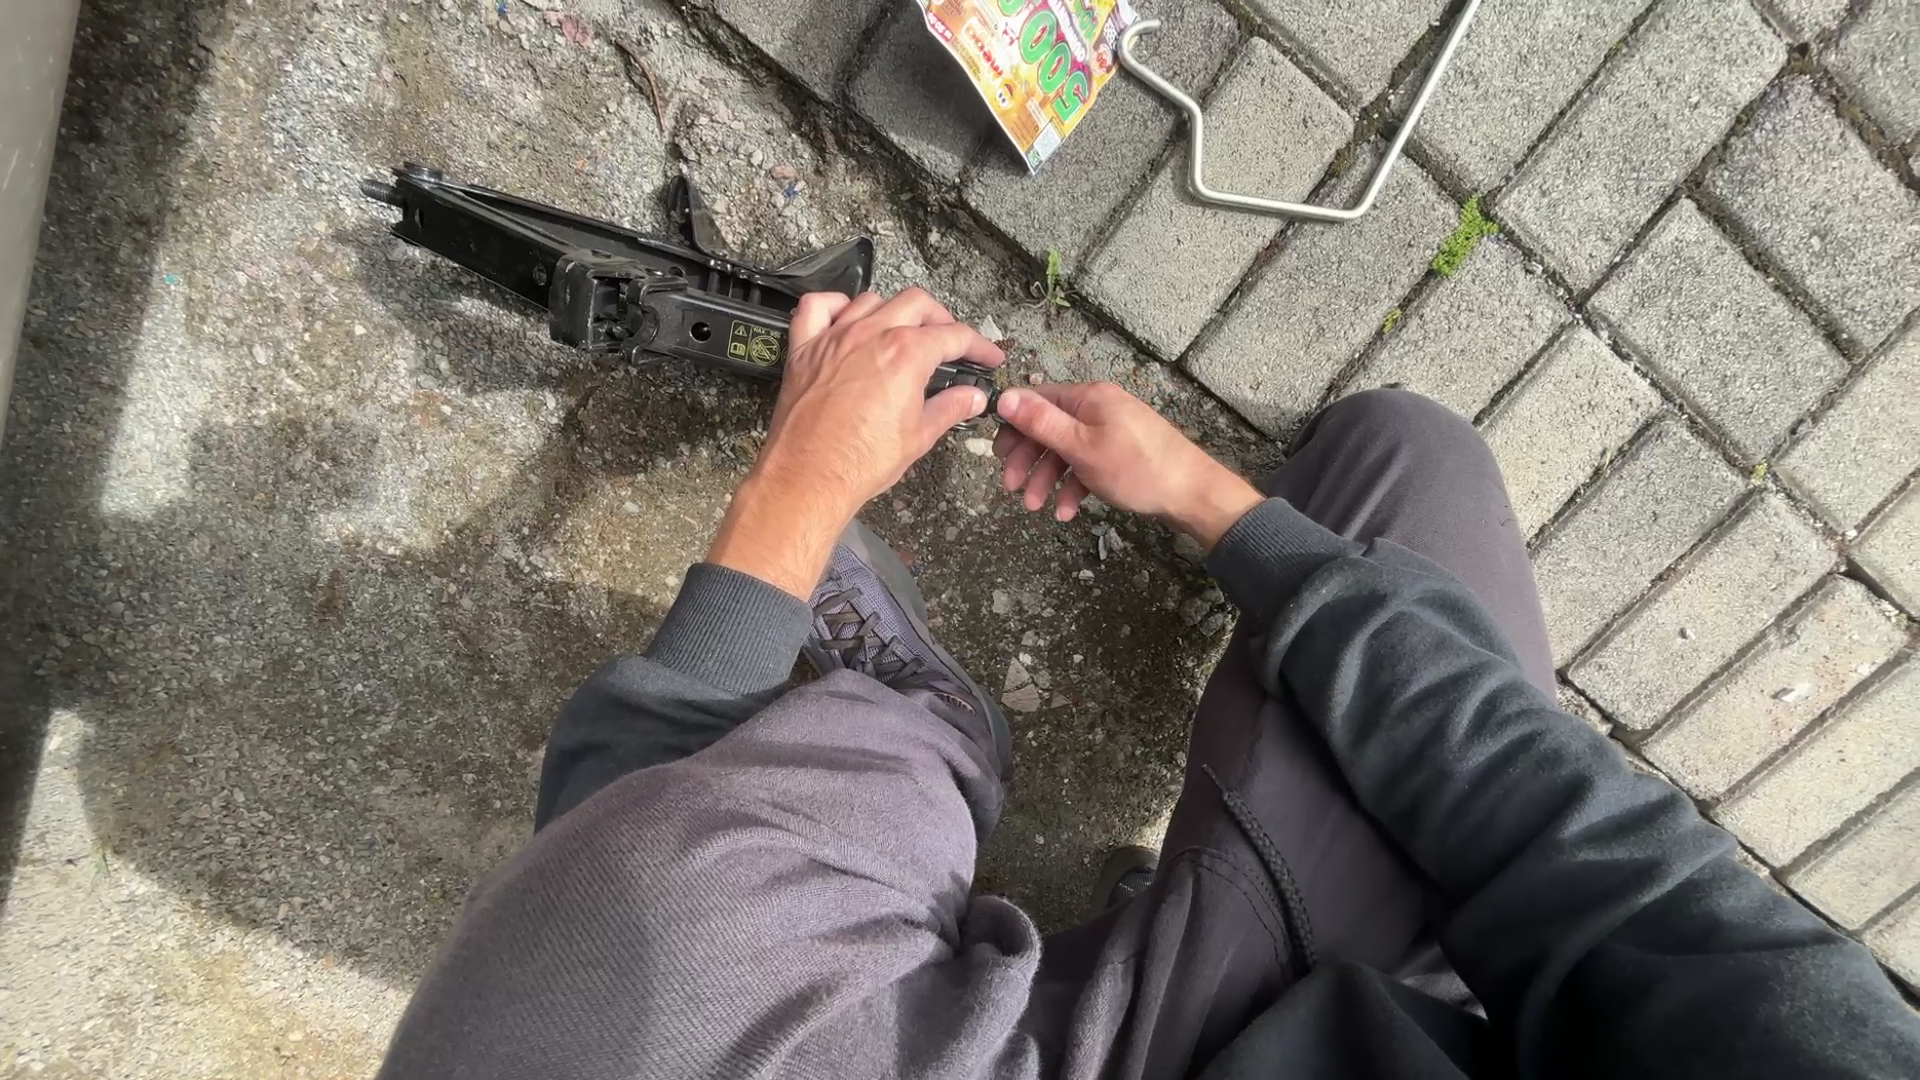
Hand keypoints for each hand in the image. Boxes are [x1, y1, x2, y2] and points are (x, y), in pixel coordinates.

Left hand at [707, 288, 1004, 597]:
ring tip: (904, 331)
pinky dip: (835, 305)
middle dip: (942, 319)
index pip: (953, 336)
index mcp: (905, 354)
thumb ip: (950, 408)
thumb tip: (971, 398)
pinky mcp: (804, 350)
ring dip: (894, 310)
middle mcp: (870, 335)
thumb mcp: (919, 436)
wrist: (809, 478)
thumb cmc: (860, 462)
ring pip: (871, 300)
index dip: (978, 345)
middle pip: (916, 304)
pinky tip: (846, 317)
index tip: (986, 356)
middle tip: (951, 342)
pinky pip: (817, 308)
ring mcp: (834, 338)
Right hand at [994, 383, 1262, 549]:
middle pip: (1049, 429)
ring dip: (1047, 480)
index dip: (1014, 427)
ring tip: (1035, 507)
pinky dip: (1073, 487)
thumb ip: (1041, 422)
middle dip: (1028, 460)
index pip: (1037, 402)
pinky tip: (1067, 512)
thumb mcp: (1081, 446)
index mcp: (1088, 398)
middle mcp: (1098, 409)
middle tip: (1011, 488)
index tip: (997, 455)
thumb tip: (1004, 396)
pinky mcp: (1120, 455)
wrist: (1191, 494)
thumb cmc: (1136, 468)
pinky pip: (1087, 466)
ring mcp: (1111, 432)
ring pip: (1066, 452)